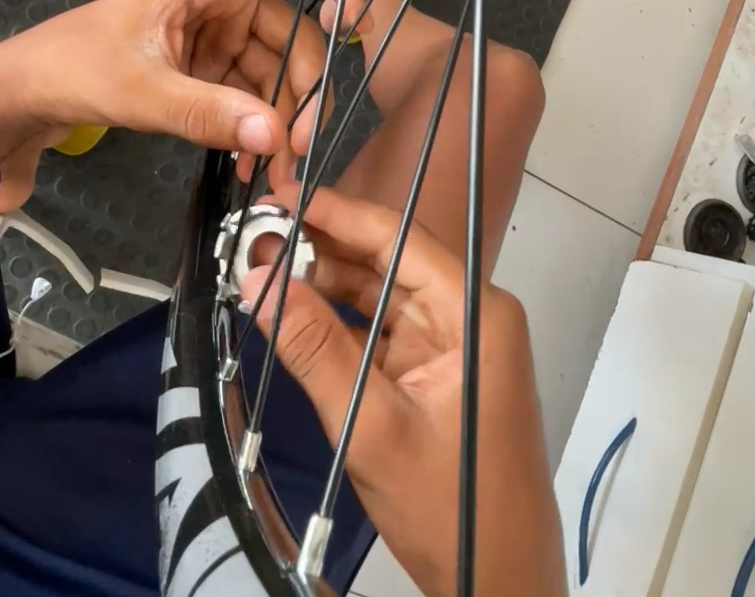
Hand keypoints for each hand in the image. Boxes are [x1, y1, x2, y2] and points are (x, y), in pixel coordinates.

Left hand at [0, 0, 364, 208]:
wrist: (31, 90)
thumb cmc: (76, 65)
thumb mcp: (141, 91)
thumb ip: (208, 112)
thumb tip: (276, 136)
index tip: (357, 26)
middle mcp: (225, 0)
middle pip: (296, 34)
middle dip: (304, 91)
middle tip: (298, 149)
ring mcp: (221, 36)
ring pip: (279, 72)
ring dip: (283, 121)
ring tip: (275, 172)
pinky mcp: (212, 68)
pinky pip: (254, 94)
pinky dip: (258, 128)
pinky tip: (252, 164)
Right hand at [241, 188, 564, 596]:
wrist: (499, 580)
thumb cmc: (447, 504)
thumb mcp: (370, 427)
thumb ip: (314, 349)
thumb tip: (255, 278)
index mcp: (473, 309)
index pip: (397, 237)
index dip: (334, 212)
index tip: (277, 196)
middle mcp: (467, 308)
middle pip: (387, 257)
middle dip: (321, 246)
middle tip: (255, 236)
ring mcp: (453, 336)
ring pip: (381, 287)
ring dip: (325, 280)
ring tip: (262, 269)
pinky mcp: (437, 363)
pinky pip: (383, 323)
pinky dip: (339, 317)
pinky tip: (295, 309)